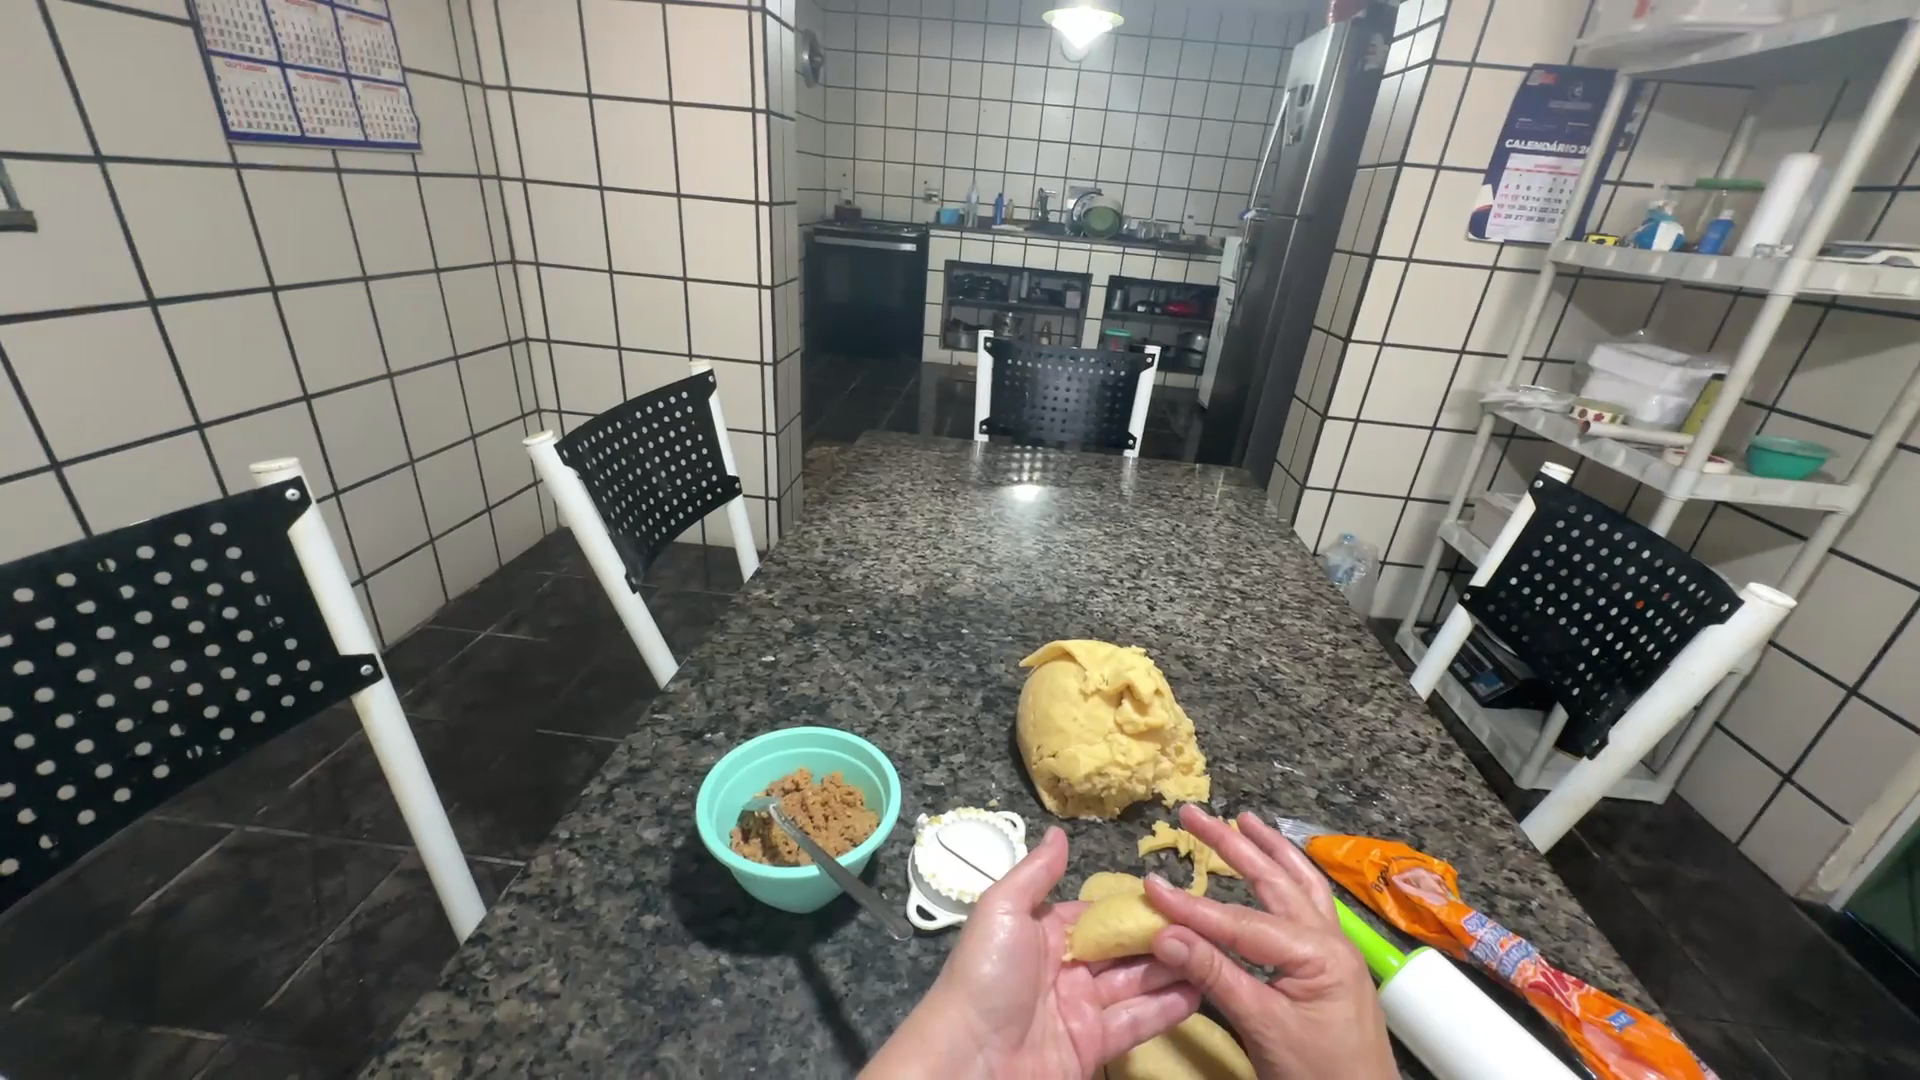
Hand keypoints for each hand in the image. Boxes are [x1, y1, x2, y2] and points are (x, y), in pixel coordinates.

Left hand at [861, 827, 1200, 1079]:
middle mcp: (1066, 968)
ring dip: (1171, 967)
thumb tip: (1058, 832)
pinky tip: (1200, 989)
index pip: (1097, 915)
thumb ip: (1036, 874)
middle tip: (1206, 923)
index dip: (1131, 906)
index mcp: (1043, 933)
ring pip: (1135, 982)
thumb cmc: (986, 975)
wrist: (970, 1060)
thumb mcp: (1003, 910)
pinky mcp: (1094, 1046)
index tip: (1173, 893)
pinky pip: (1136, 1021)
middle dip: (1159, 935)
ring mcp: (1081, 1008)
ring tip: (1213, 952)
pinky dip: (1168, 1007)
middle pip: (1121, 948)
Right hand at [1144, 805, 1395, 1079]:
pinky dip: (1289, 874)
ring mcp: (1334, 949)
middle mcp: (1329, 939)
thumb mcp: (1264, 1029)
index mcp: (1317, 953)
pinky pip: (1309, 903)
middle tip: (1192, 814)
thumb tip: (1162, 932)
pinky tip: (1277, 864)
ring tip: (1243, 819)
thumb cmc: (1319, 1078)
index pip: (1239, 921)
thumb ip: (1213, 975)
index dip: (1190, 904)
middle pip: (1273, 880)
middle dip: (1231, 844)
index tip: (1150, 884)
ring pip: (1298, 883)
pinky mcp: (1331, 963)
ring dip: (1268, 849)